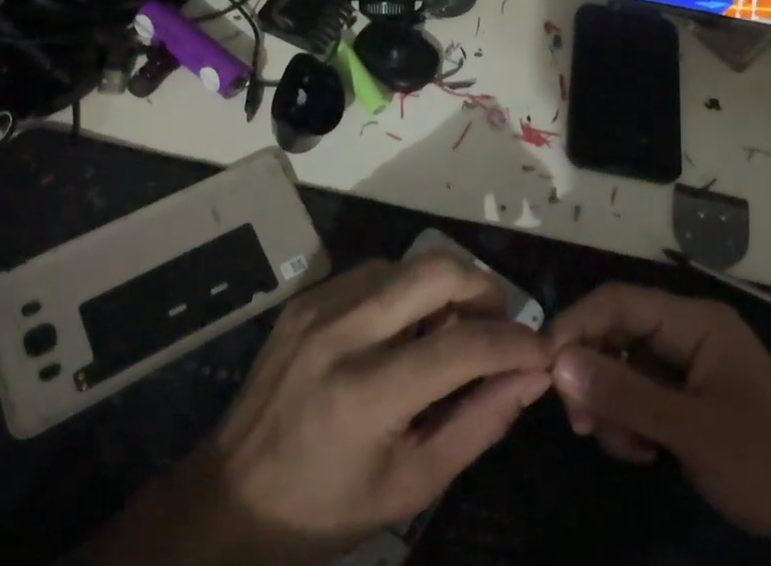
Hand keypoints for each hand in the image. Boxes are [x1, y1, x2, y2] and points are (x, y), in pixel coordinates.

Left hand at [114, 255, 552, 564]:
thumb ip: (480, 423)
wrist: (229, 500)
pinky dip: (403, 290)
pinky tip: (403, 328)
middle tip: (496, 326)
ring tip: (449, 332)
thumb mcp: (413, 483)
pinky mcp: (302, 300)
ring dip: (443, 288)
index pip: (464, 345)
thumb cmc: (326, 508)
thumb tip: (532, 376)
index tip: (541, 352)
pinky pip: (372, 272)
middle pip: (436, 270)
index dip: (516, 343)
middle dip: (484, 290)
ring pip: (406, 263)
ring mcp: (316, 308)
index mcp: (366, 392)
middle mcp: (340, 333)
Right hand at [546, 284, 770, 562]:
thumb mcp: (691, 431)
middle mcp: (687, 332)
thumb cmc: (767, 464)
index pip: (618, 301)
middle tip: (583, 426)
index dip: (576, 325)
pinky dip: (629, 422)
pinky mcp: (684, 395)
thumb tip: (557, 362)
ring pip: (619, 368)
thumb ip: (624, 394)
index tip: (544, 367)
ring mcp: (686, 365)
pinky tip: (646, 454)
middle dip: (593, 378)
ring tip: (632, 450)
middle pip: (613, 334)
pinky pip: (635, 395)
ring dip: (611, 408)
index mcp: (696, 322)